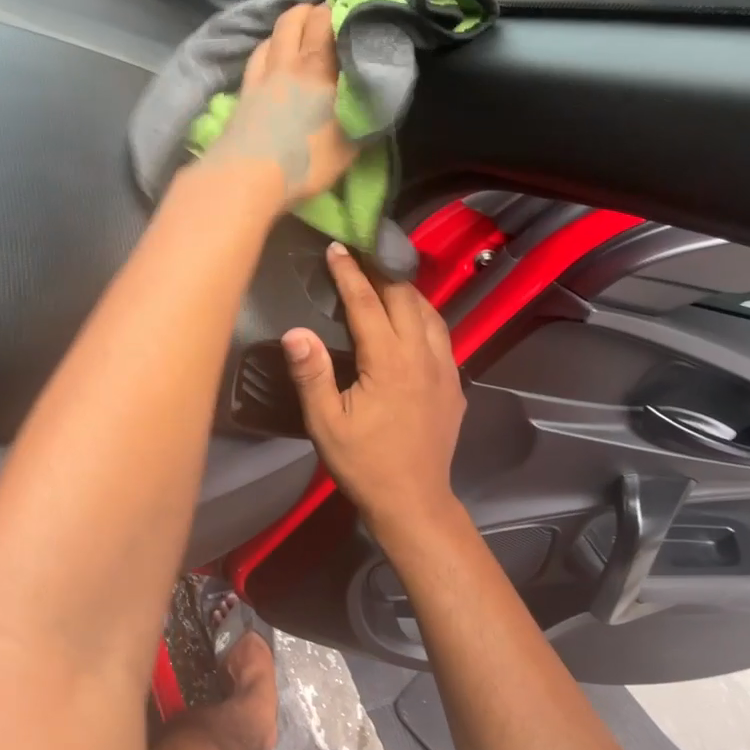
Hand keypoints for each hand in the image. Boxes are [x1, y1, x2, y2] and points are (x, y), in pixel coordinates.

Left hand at [204, 3, 357, 207]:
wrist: (247, 178)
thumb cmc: (306, 161)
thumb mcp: (350, 143)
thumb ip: (363, 114)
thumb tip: (373, 97)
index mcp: (318, 68)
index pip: (325, 20)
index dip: (338, 10)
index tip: (350, 15)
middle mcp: (286, 64)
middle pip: (293, 18)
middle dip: (310, 12)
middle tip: (324, 21)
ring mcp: (259, 78)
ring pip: (270, 37)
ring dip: (285, 31)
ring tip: (298, 41)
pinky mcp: (241, 96)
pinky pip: (255, 60)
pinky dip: (267, 52)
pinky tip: (271, 64)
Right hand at [282, 243, 465, 520]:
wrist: (413, 502)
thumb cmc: (364, 463)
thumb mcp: (326, 422)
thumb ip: (312, 373)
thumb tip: (294, 330)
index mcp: (389, 361)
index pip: (367, 303)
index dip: (350, 273)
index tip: (337, 248)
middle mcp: (422, 356)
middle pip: (406, 299)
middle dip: (383, 273)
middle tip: (360, 258)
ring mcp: (445, 370)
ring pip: (432, 314)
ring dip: (408, 292)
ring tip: (386, 282)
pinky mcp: (454, 386)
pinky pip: (442, 337)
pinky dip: (425, 318)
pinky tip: (413, 324)